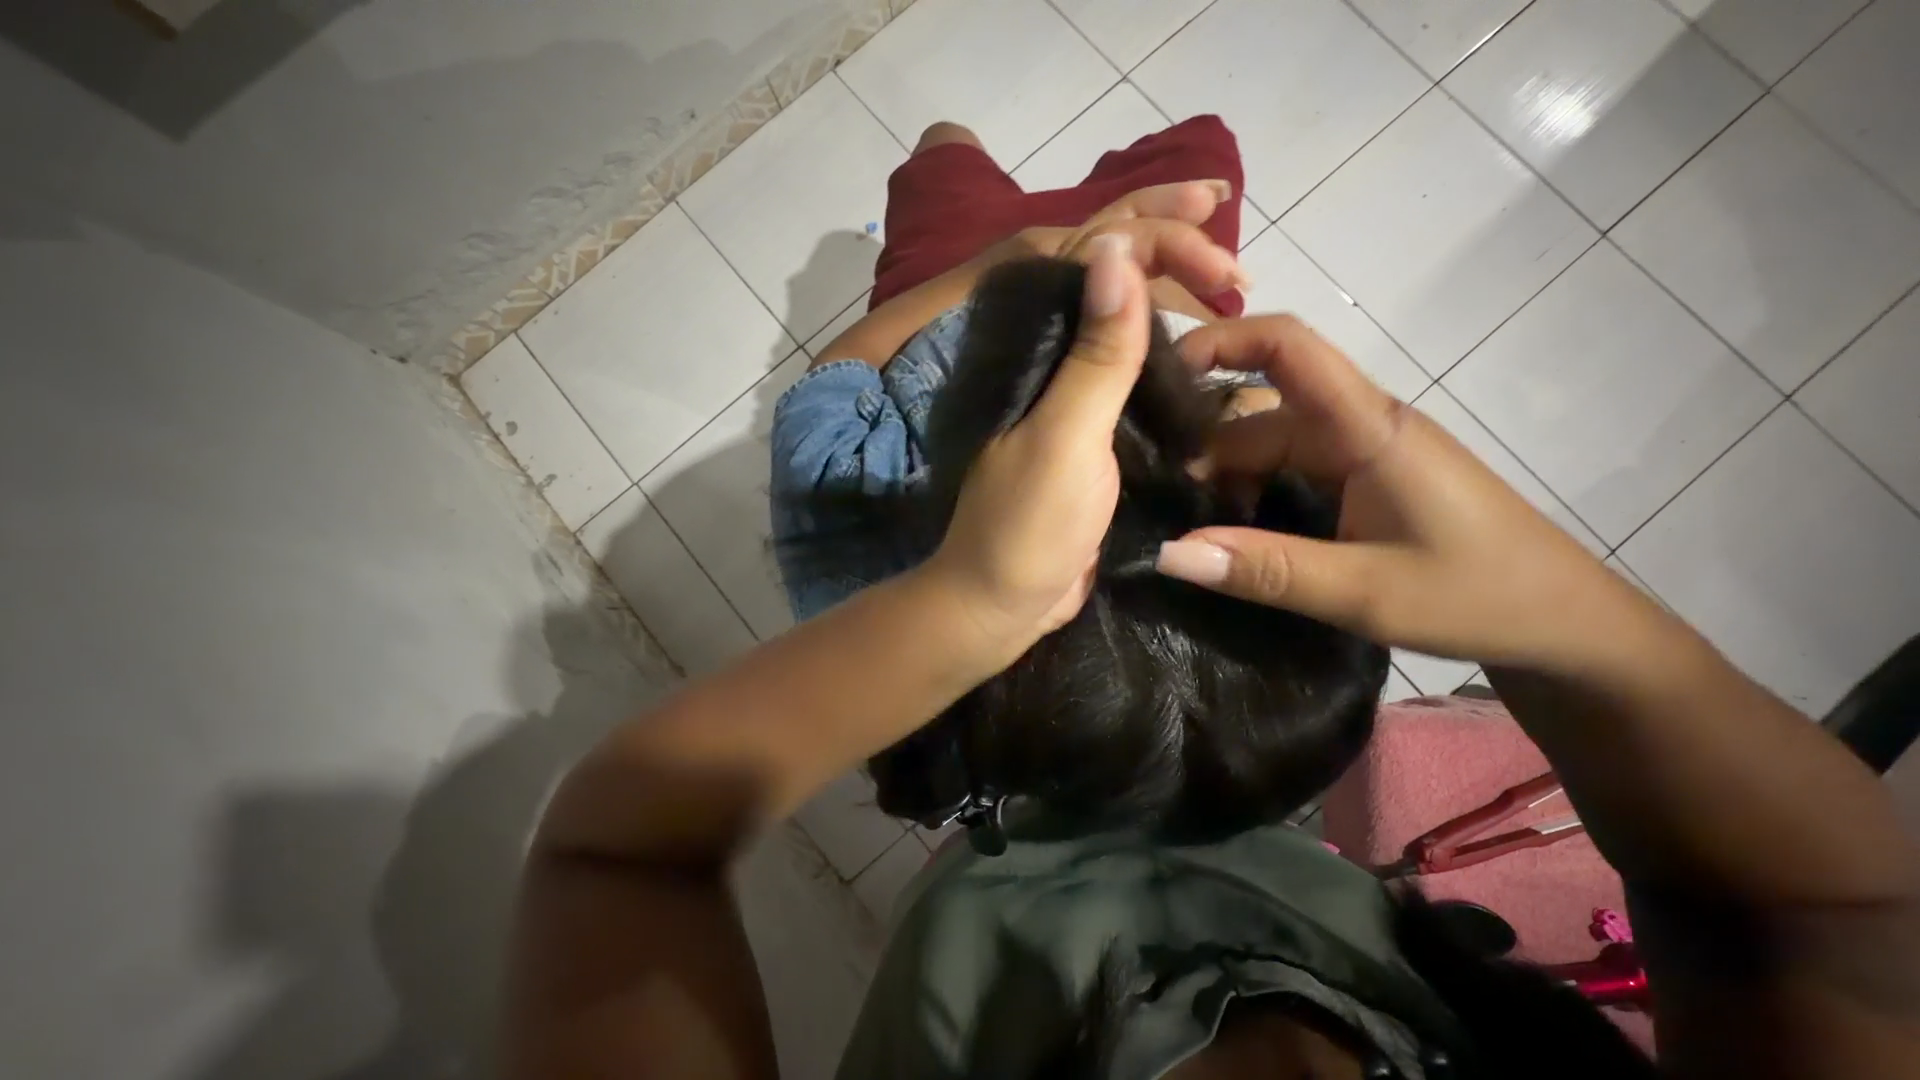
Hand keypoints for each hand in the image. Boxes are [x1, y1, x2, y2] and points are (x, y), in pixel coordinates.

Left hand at [918, 184, 1245, 659]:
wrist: (1002, 602)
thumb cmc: (1028, 524)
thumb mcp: (1067, 437)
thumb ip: (1095, 353)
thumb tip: (1115, 245)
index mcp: (1035, 346)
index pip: (1096, 259)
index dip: (1161, 238)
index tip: (1227, 255)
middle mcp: (1048, 359)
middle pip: (1109, 281)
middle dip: (1169, 250)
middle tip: (1234, 246)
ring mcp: (1067, 398)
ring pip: (1120, 328)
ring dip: (1170, 299)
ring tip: (1231, 291)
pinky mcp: (1086, 436)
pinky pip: (1126, 379)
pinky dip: (1162, 359)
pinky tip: (1201, 359)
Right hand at [1157, 315, 1660, 672]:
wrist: (1567, 626)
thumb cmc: (1477, 596)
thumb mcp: (1361, 592)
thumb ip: (1263, 570)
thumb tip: (1164, 553)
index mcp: (1367, 428)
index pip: (1288, 347)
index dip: (1220, 340)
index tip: (1157, 376)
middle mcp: (1361, 427)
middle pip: (1263, 410)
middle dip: (1205, 447)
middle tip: (1153, 501)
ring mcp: (1365, 455)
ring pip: (1273, 445)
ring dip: (1228, 480)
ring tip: (1185, 528)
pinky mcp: (1369, 483)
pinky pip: (1294, 472)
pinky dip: (1256, 497)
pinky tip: (1235, 540)